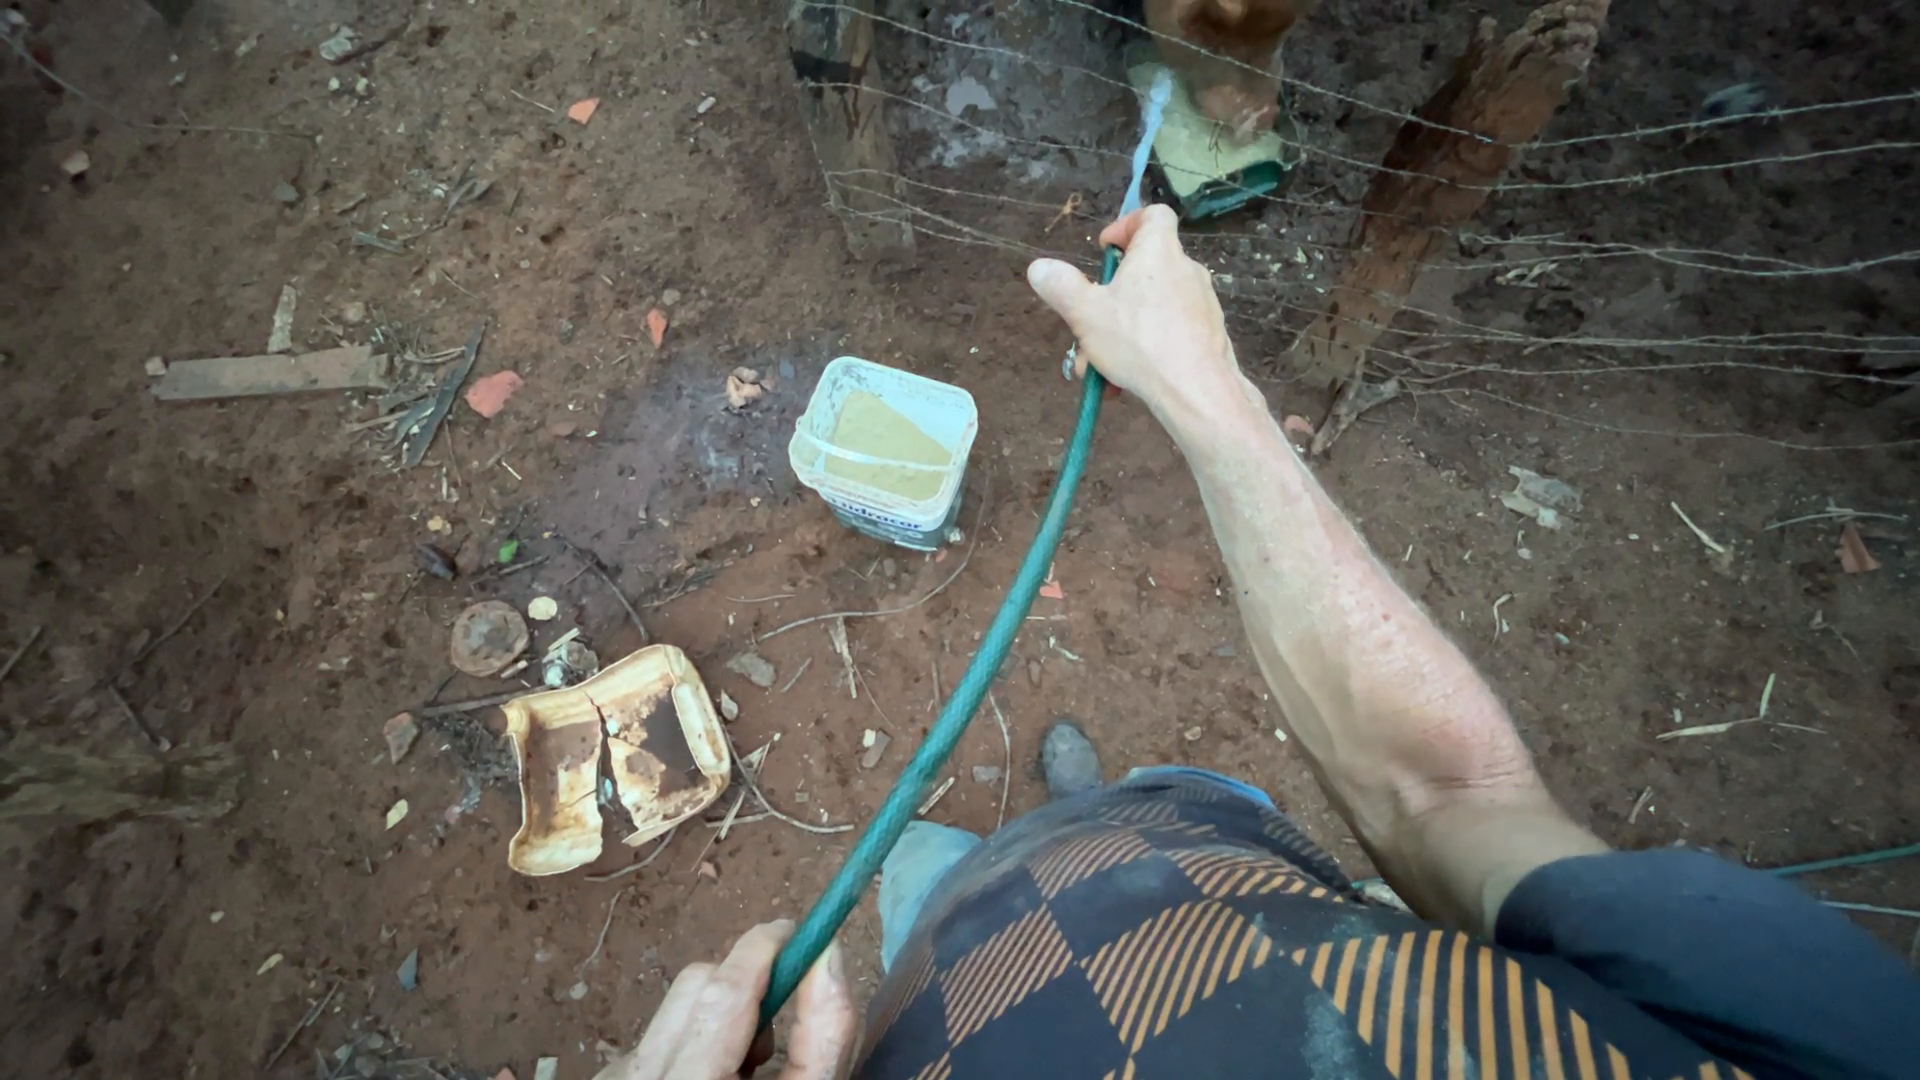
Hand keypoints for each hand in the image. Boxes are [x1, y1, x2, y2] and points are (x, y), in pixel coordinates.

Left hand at [597, 921, 855, 1079]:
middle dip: (748, 985)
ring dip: (721, 1017)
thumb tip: (827, 952)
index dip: (765, 947)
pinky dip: (693, 1042)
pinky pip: (656, 1036)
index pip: (724, 992)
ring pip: (675, 1008)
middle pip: (697, 985)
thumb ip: (825, 1031)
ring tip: (744, 1073)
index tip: (798, 932)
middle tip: (778, 1028)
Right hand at [1027, 205, 1250, 423]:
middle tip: (1086, 332)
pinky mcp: (1207, 333)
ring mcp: (1199, 303)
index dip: (1126, 226)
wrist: (1195, 388)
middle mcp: (1184, 269)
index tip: (1105, 251)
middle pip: (1140, 273)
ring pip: (1149, 311)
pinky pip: (1167, 333)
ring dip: (1118, 336)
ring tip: (1099, 370)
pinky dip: (1143, 350)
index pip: (1152, 215)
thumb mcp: (1086, 314)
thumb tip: (1038, 267)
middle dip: (1107, 304)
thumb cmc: (1138, 342)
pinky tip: (1125, 383)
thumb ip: (1061, 288)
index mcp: (1158, 251)